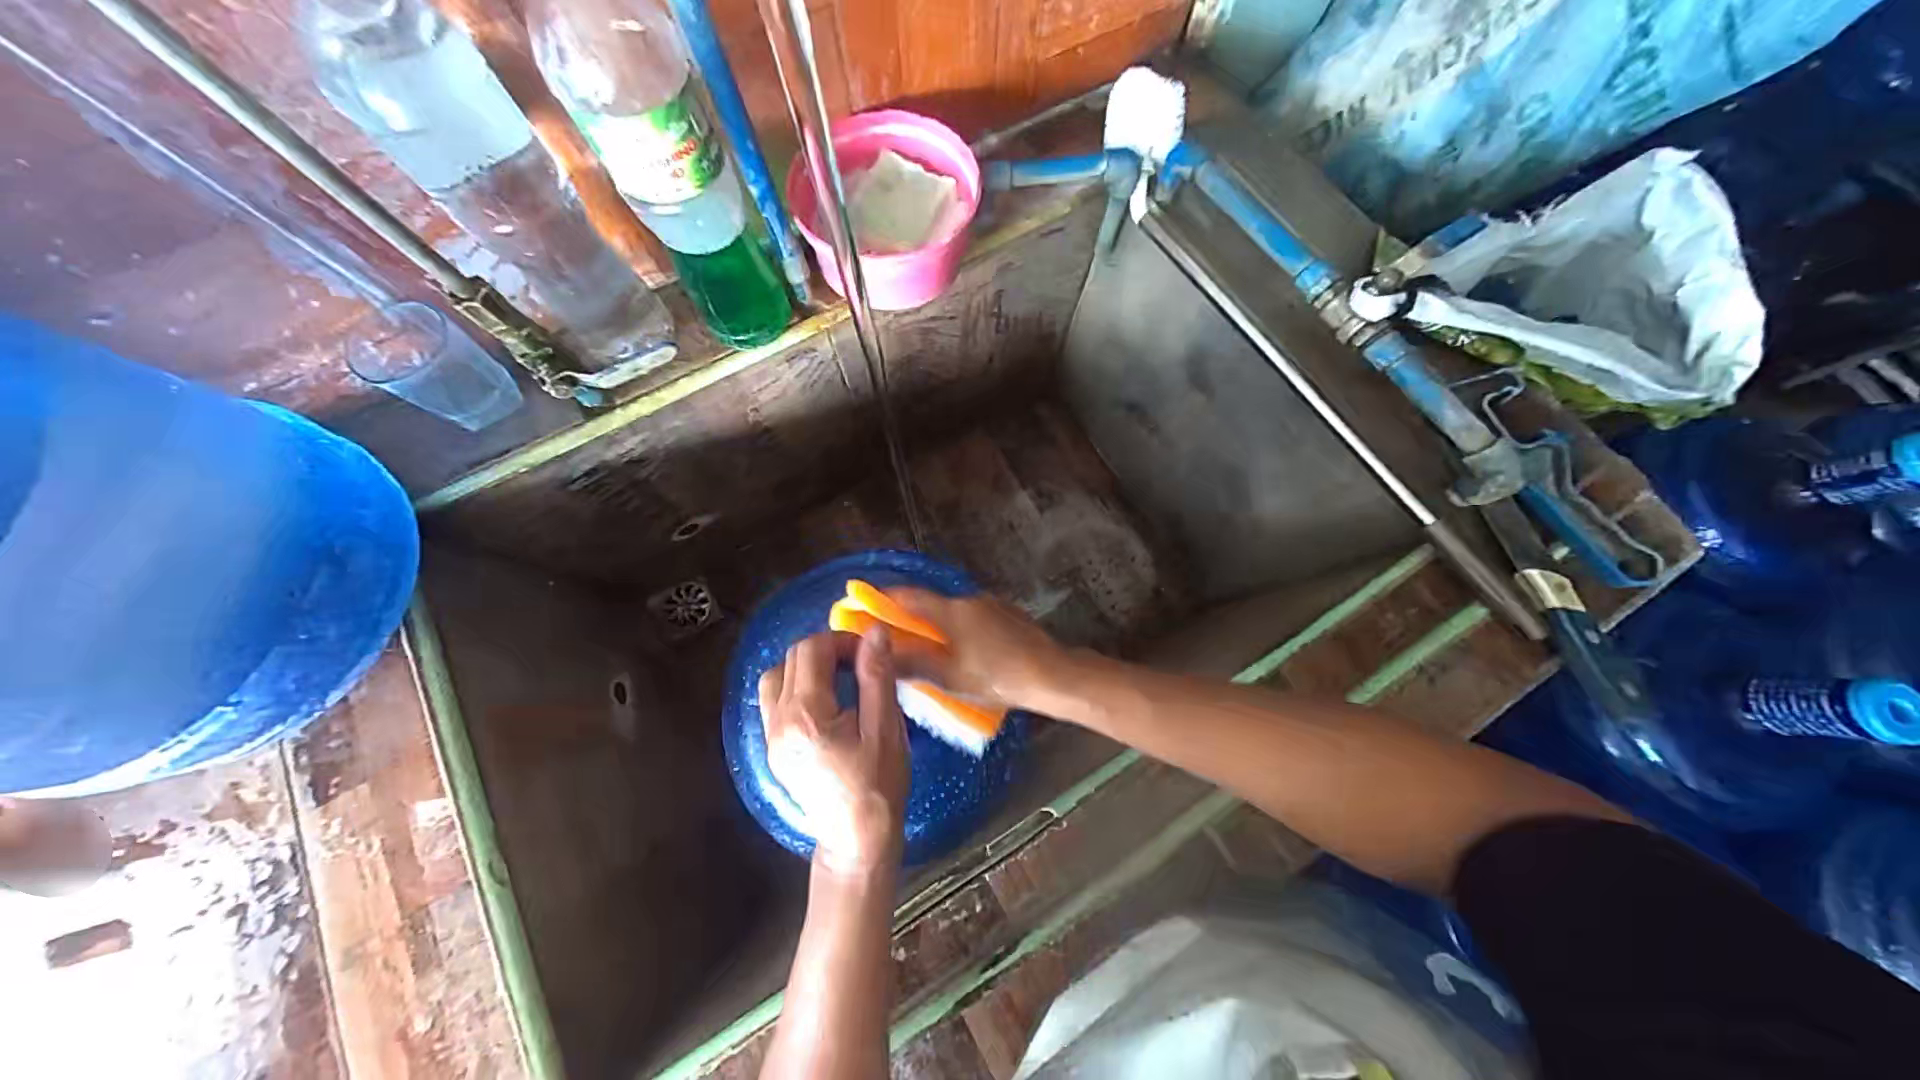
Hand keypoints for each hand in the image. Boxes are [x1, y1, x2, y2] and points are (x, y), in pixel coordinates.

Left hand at [759, 629, 908, 878]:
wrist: (856, 840)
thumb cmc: (878, 786)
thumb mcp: (886, 729)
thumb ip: (877, 677)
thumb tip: (874, 633)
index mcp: (808, 715)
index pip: (812, 651)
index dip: (841, 641)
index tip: (869, 654)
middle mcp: (779, 722)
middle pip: (790, 659)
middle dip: (825, 650)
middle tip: (858, 664)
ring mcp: (771, 737)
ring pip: (775, 678)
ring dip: (805, 668)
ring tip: (837, 681)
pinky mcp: (773, 749)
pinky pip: (773, 702)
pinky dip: (795, 689)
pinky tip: (823, 704)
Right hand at [883, 588, 1076, 711]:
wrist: (1053, 675)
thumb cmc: (996, 678)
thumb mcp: (949, 678)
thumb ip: (913, 664)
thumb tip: (880, 655)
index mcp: (951, 611)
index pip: (907, 596)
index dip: (882, 598)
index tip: (863, 602)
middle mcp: (969, 599)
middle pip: (930, 604)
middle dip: (909, 617)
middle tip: (895, 635)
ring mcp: (992, 605)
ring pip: (954, 612)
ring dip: (938, 625)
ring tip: (930, 649)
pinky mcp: (1009, 614)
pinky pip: (974, 618)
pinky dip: (961, 629)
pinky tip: (965, 651)